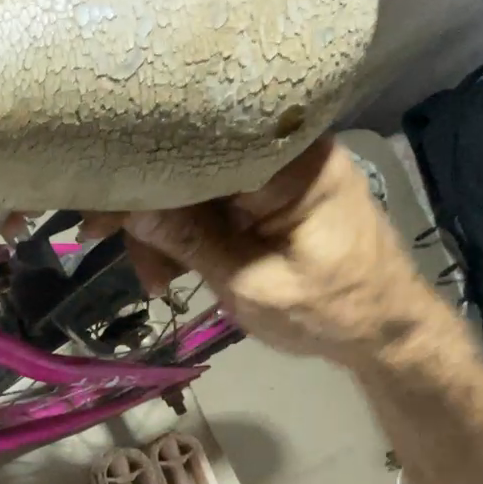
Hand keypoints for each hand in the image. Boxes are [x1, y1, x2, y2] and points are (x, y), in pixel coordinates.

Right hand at [118, 137, 443, 369]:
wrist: (385, 331)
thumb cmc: (329, 312)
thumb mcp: (252, 285)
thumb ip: (192, 243)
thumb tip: (132, 208)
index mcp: (289, 163)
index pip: (195, 153)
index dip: (140, 181)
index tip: (97, 216)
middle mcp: (283, 151)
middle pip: (189, 168)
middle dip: (150, 217)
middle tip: (124, 262)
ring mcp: (277, 174)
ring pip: (194, 190)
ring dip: (167, 235)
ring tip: (158, 284)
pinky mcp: (271, 197)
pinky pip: (213, 206)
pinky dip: (190, 238)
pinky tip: (176, 272)